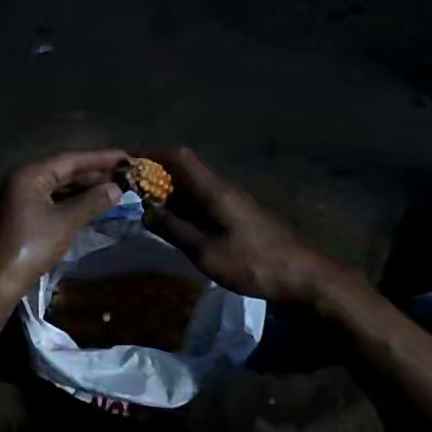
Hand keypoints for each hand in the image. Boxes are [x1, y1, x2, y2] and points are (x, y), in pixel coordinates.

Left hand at [0, 149, 129, 308]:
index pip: (71, 159)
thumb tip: (117, 189)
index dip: (101, 158)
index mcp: (31, 174)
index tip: (127, 157)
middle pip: (66, 170)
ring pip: (62, 185)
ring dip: (88, 187)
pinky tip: (95, 203)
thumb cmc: (33, 246)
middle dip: (96, 173)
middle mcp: (26, 179)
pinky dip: (76, 200)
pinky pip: (56, 198)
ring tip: (116, 188)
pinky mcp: (27, 212)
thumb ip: (93, 202)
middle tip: (126, 174)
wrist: (2, 279)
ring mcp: (25, 196)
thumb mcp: (66, 222)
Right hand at [144, 147, 346, 303]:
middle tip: (131, 194)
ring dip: (171, 195)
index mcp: (216, 191)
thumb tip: (146, 211)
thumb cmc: (254, 264)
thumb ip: (175, 230)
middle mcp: (224, 190)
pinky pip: (205, 204)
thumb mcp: (207, 252)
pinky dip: (186, 209)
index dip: (152, 155)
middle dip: (157, 177)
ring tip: (148, 212)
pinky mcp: (240, 218)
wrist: (303, 276)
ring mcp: (234, 203)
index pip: (180, 157)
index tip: (128, 165)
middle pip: (186, 171)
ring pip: (195, 188)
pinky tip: (177, 228)